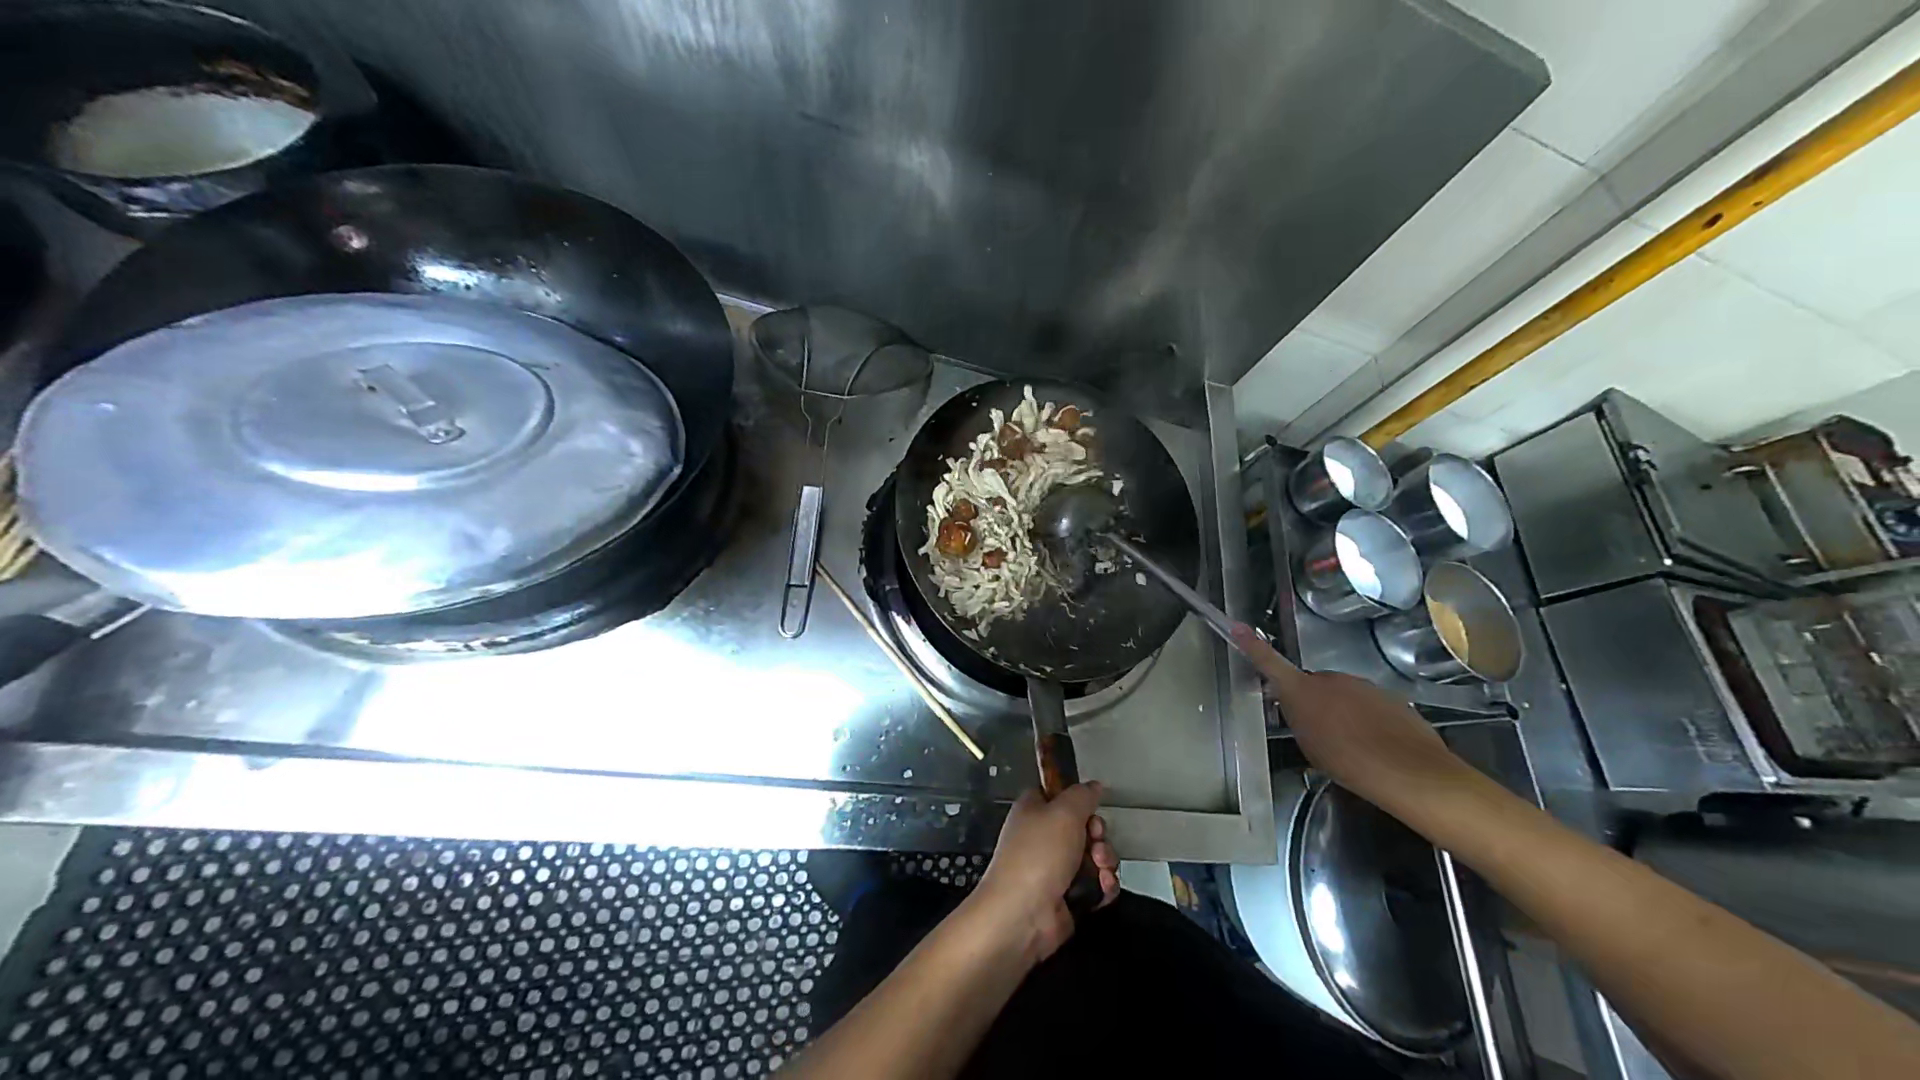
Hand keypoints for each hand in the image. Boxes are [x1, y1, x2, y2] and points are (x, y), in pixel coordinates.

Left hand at [969, 783, 1118, 961]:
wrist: (1023, 914)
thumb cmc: (1039, 854)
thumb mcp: (1063, 813)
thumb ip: (1082, 795)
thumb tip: (1094, 785)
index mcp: (1034, 810)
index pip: (1060, 796)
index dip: (1079, 801)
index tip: (1090, 809)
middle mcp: (1044, 836)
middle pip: (1084, 827)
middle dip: (1098, 835)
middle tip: (1095, 843)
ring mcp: (1057, 868)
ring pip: (1094, 855)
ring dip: (1104, 861)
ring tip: (1099, 869)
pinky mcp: (1069, 895)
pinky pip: (1096, 883)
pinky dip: (1103, 885)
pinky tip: (1102, 888)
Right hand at [1231, 624, 1467, 809]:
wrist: (1410, 771)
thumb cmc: (1347, 763)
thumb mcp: (1310, 746)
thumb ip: (1301, 720)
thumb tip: (1303, 712)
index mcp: (1302, 692)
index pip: (1270, 663)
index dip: (1252, 645)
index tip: (1238, 626)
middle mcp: (1331, 679)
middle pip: (1315, 685)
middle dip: (1316, 702)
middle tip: (1321, 733)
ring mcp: (1363, 685)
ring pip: (1344, 695)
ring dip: (1344, 713)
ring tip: (1353, 745)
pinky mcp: (1390, 696)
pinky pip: (1370, 705)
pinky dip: (1369, 720)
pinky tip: (1376, 745)